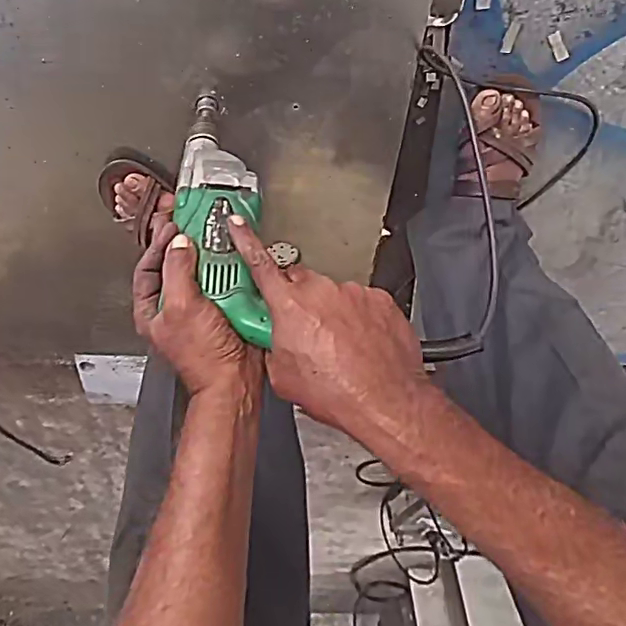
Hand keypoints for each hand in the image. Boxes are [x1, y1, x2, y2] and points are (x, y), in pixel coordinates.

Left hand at [133, 213, 259, 395]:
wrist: (235, 380)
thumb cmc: (203, 358)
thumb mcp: (181, 307)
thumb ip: (177, 271)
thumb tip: (179, 243)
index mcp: (153, 310)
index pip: (148, 267)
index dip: (158, 244)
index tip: (172, 226)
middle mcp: (175, 307)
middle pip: (176, 264)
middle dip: (187, 243)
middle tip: (194, 223)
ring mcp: (200, 307)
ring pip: (203, 269)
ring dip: (211, 254)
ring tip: (215, 237)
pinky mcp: (224, 307)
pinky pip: (226, 279)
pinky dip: (230, 267)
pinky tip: (234, 257)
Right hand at [225, 215, 427, 433]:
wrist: (385, 402)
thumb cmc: (338, 393)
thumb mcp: (282, 377)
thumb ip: (271, 345)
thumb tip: (273, 342)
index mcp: (291, 305)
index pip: (260, 263)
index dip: (246, 240)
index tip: (239, 224)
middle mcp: (322, 291)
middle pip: (300, 282)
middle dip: (298, 300)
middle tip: (304, 331)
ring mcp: (353, 292)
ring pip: (333, 294)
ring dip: (331, 313)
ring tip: (339, 347)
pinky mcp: (379, 299)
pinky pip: (361, 302)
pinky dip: (358, 319)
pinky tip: (360, 344)